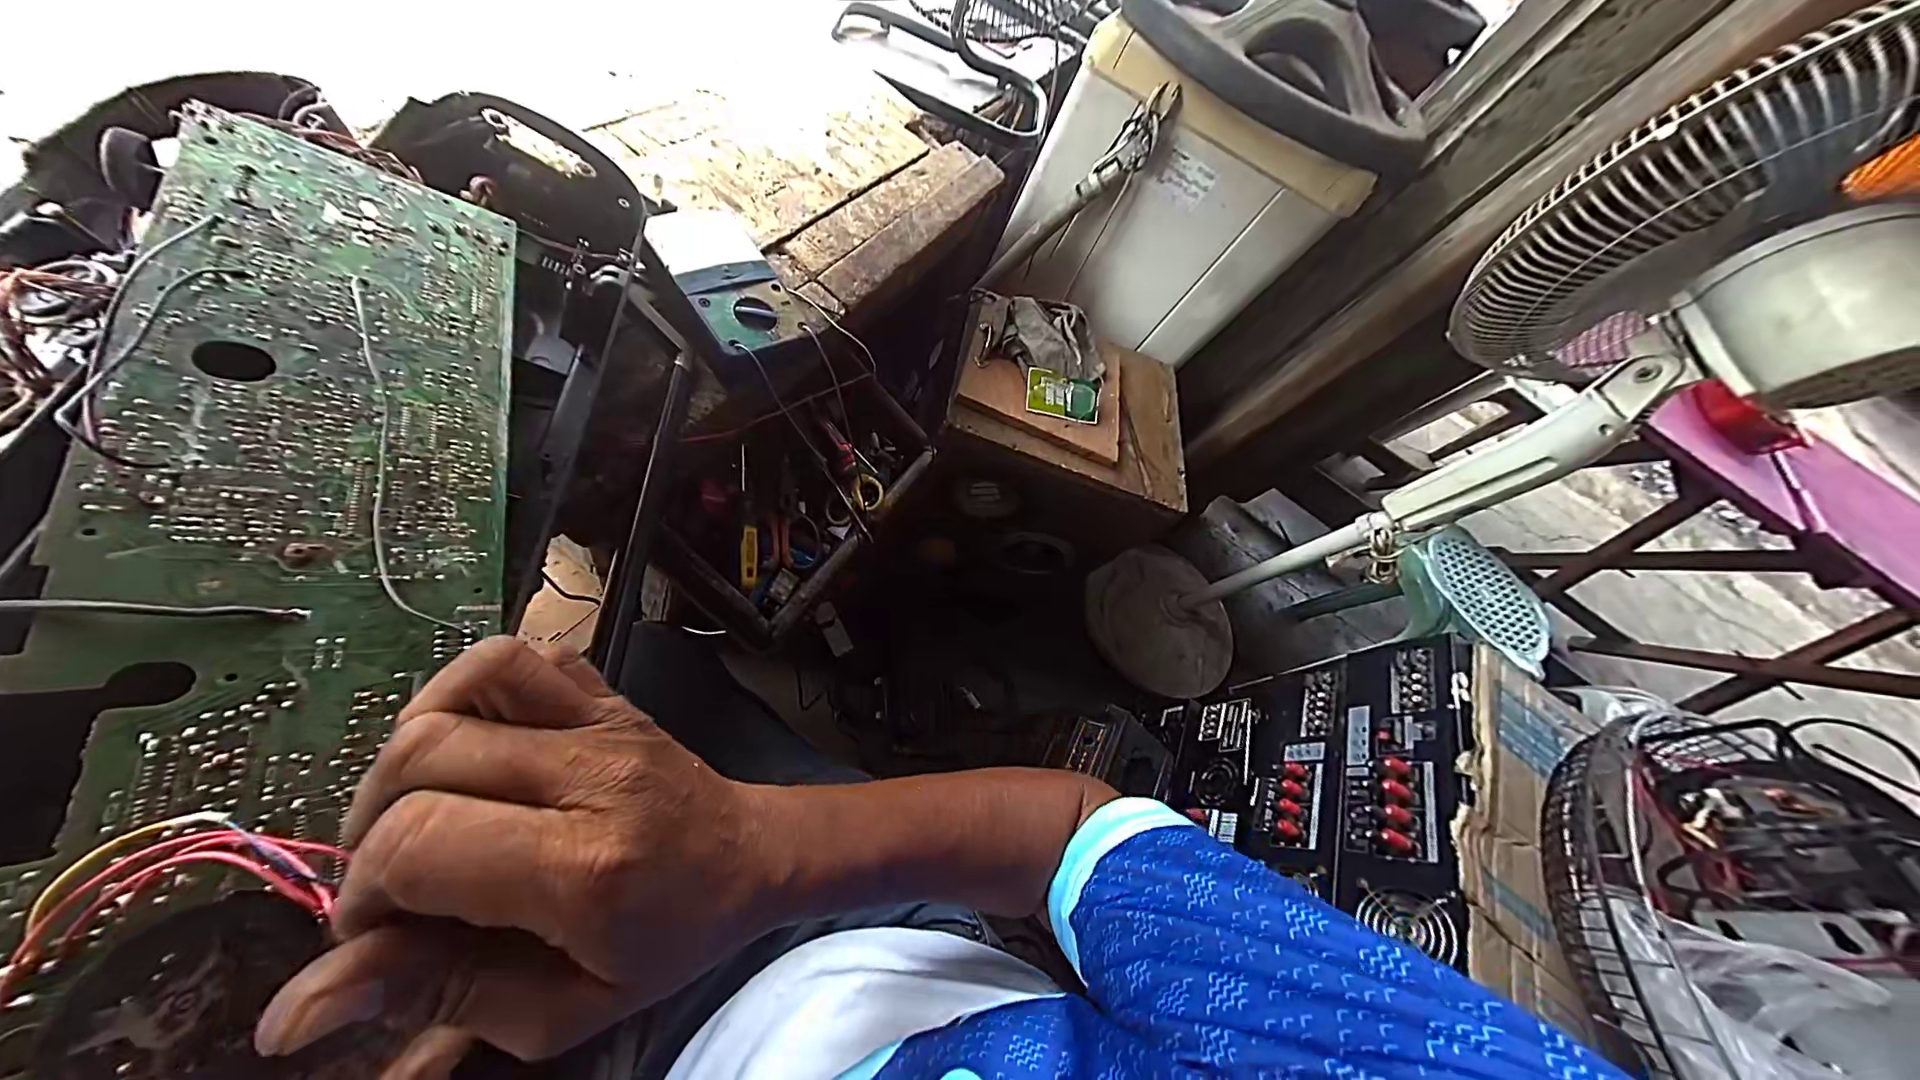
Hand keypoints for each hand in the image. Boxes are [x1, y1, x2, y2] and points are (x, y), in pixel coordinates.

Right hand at [254, 637, 779, 1078]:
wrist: (753, 854)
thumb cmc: (672, 936)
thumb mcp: (564, 1009)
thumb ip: (441, 997)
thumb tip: (297, 1008)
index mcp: (585, 865)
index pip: (420, 842)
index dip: (363, 892)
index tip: (381, 929)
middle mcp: (595, 773)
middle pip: (426, 753)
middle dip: (375, 825)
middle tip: (401, 875)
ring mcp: (608, 721)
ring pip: (472, 680)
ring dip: (415, 741)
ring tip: (426, 801)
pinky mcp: (615, 698)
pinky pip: (533, 652)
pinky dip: (478, 684)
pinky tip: (474, 741)